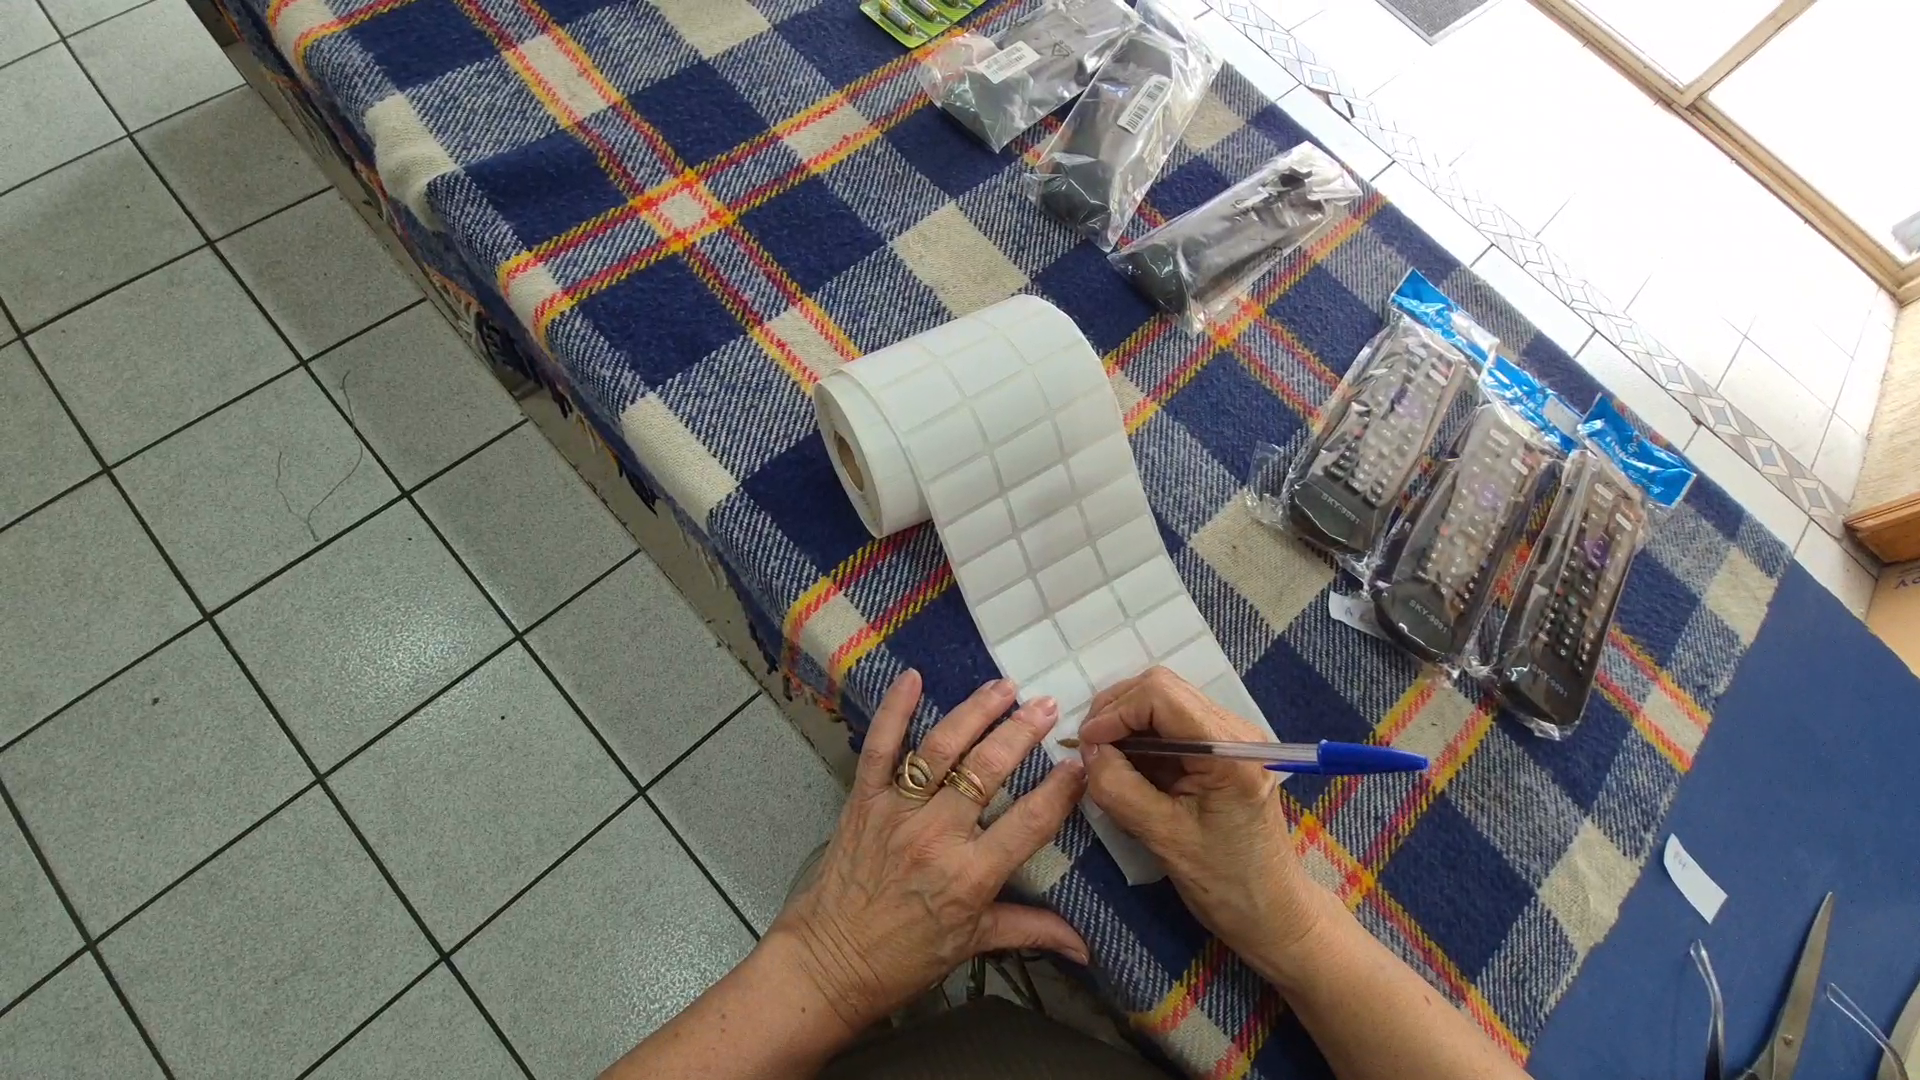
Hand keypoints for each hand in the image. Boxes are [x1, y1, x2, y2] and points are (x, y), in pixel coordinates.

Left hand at [767, 670, 1088, 1035]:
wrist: (827, 963)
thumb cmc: (903, 958)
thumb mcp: (972, 946)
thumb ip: (1030, 930)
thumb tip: (1086, 947)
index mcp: (970, 876)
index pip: (1029, 823)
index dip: (1059, 791)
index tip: (1080, 763)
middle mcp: (936, 835)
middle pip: (986, 771)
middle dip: (1020, 733)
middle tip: (1045, 706)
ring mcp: (896, 811)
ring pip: (940, 750)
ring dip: (974, 713)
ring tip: (1002, 687)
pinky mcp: (864, 799)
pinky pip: (879, 748)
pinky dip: (894, 710)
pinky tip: (913, 677)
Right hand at [1077, 668, 1325, 969]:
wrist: (1273, 913)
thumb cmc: (1224, 883)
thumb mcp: (1162, 837)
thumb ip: (1118, 787)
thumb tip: (1087, 750)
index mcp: (1229, 750)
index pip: (1161, 695)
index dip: (1116, 711)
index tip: (1087, 743)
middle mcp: (1235, 730)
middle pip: (1162, 688)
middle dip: (1118, 710)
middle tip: (1091, 747)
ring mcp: (1230, 737)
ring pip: (1164, 700)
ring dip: (1128, 722)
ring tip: (1106, 757)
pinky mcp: (1221, 749)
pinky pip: (1172, 723)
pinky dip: (1142, 735)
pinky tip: (1128, 764)